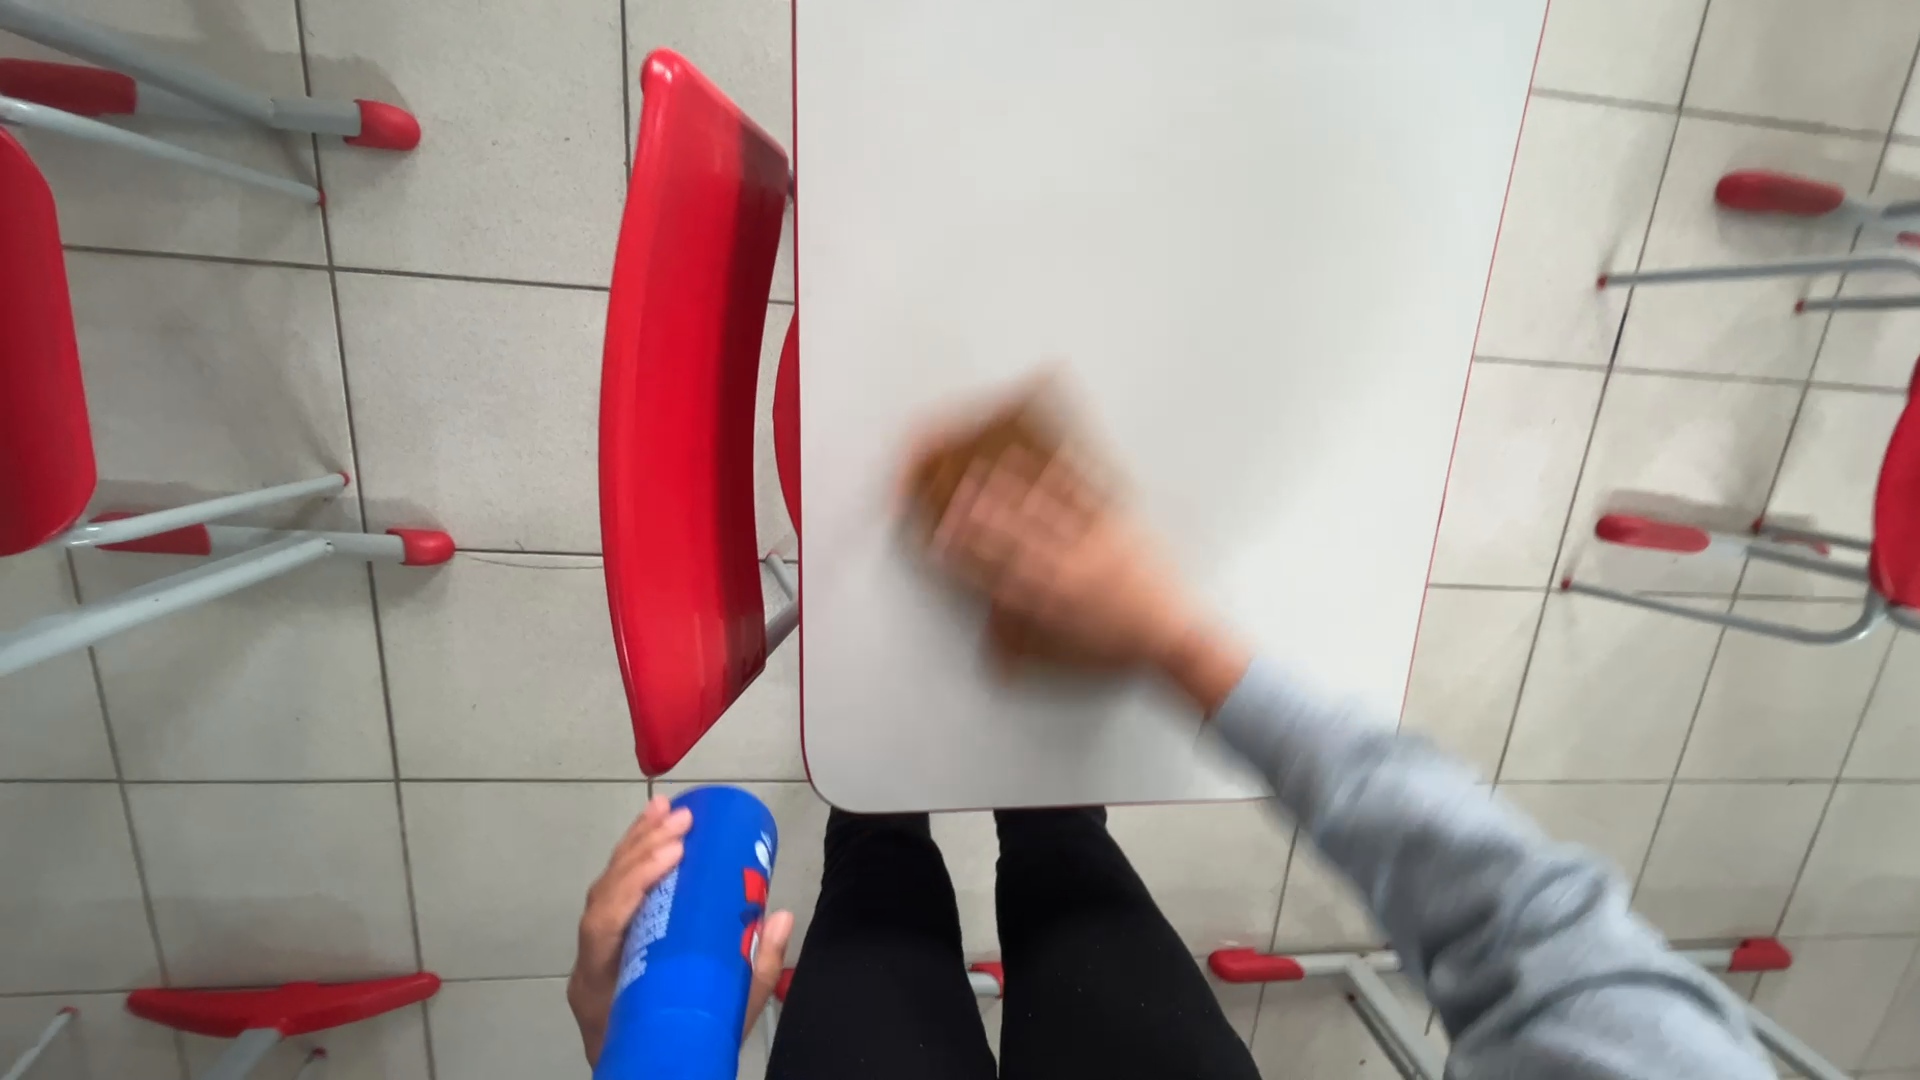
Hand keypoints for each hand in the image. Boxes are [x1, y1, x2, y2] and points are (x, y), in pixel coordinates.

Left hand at [567, 796, 795, 1065]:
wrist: (648, 1071)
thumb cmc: (681, 1045)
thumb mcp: (722, 1020)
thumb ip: (754, 974)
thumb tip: (782, 915)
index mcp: (603, 987)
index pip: (604, 927)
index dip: (634, 883)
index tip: (675, 854)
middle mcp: (592, 963)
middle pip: (604, 896)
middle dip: (642, 851)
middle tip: (684, 821)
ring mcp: (598, 949)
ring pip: (606, 887)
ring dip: (636, 843)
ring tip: (668, 808)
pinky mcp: (612, 937)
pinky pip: (615, 890)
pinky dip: (633, 853)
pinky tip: (653, 824)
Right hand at [928, 445, 1199, 672]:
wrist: (1171, 637)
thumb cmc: (1117, 649)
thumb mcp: (1062, 654)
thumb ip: (1021, 638)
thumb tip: (989, 630)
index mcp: (1049, 603)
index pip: (995, 574)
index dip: (963, 554)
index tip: (939, 538)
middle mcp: (1065, 570)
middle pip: (1012, 536)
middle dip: (978, 515)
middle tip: (952, 496)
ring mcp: (1091, 545)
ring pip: (1042, 512)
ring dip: (1011, 489)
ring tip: (986, 468)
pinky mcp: (1116, 528)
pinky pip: (1087, 498)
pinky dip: (1064, 477)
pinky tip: (1046, 461)